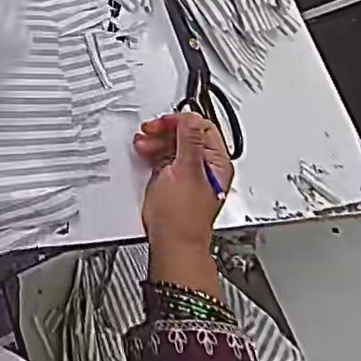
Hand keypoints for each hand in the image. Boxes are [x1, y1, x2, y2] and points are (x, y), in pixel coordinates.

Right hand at [135, 111, 233, 252]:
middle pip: (186, 135)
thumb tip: (191, 117)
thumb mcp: (186, 170)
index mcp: (216, 163)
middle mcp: (205, 167)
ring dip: (157, 140)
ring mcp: (188, 174)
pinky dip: (153, 151)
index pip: (203, 129)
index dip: (183, 121)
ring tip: (143, 143)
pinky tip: (144, 151)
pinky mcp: (172, 180)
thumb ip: (189, 140)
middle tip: (150, 130)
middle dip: (166, 130)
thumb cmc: (182, 216)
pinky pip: (164, 157)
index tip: (165, 122)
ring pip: (173, 145)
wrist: (171, 242)